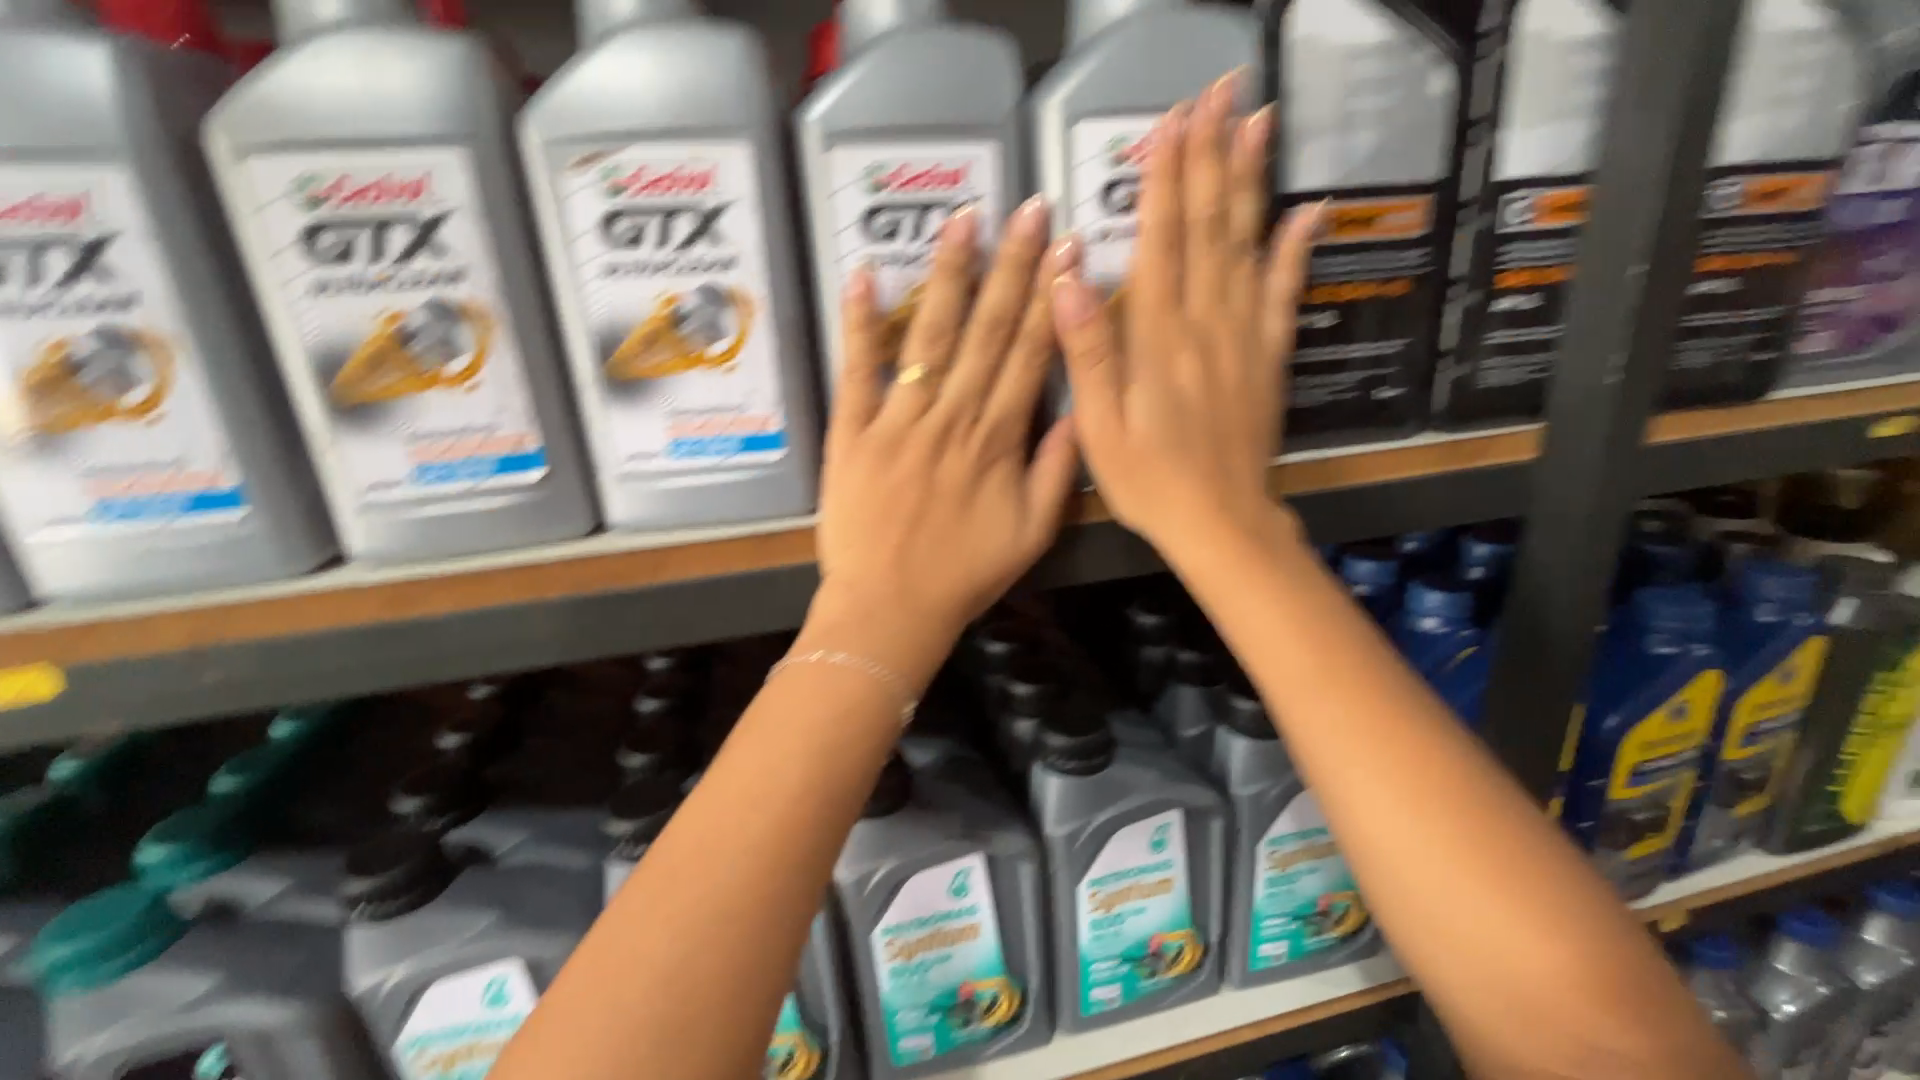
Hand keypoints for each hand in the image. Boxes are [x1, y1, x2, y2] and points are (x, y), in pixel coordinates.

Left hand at [813, 195, 1080, 648]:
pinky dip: (860, 324)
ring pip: (929, 337)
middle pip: (986, 331)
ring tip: (964, 220)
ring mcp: (898, 420)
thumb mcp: (1032, 534)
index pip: (1030, 355)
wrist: (889, 607)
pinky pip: (857, 371)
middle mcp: (952, 417)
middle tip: (1027, 208)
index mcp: (997, 440)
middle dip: (1010, 267)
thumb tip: (1077, 410)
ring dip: (947, 276)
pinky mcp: (853, 431)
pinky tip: (866, 275)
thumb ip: (1057, 471)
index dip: (1050, 298)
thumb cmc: (964, 574)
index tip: (1064, 247)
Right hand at [1050, 71, 1323, 559]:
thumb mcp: (1098, 426)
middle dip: (1211, 154)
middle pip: (1209, 225)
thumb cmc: (1148, 481)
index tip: (1172, 119)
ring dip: (1249, 180)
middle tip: (1220, 90)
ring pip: (1247, 244)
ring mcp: (1245, 336)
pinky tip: (1305, 208)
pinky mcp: (1269, 357)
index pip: (1162, 239)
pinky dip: (1296, 249)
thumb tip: (1068, 274)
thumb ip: (1085, 349)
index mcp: (1158, 337)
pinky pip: (1285, 294)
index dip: (1166, 176)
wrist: (1220, 522)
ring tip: (1258, 120)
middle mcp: (1206, 322)